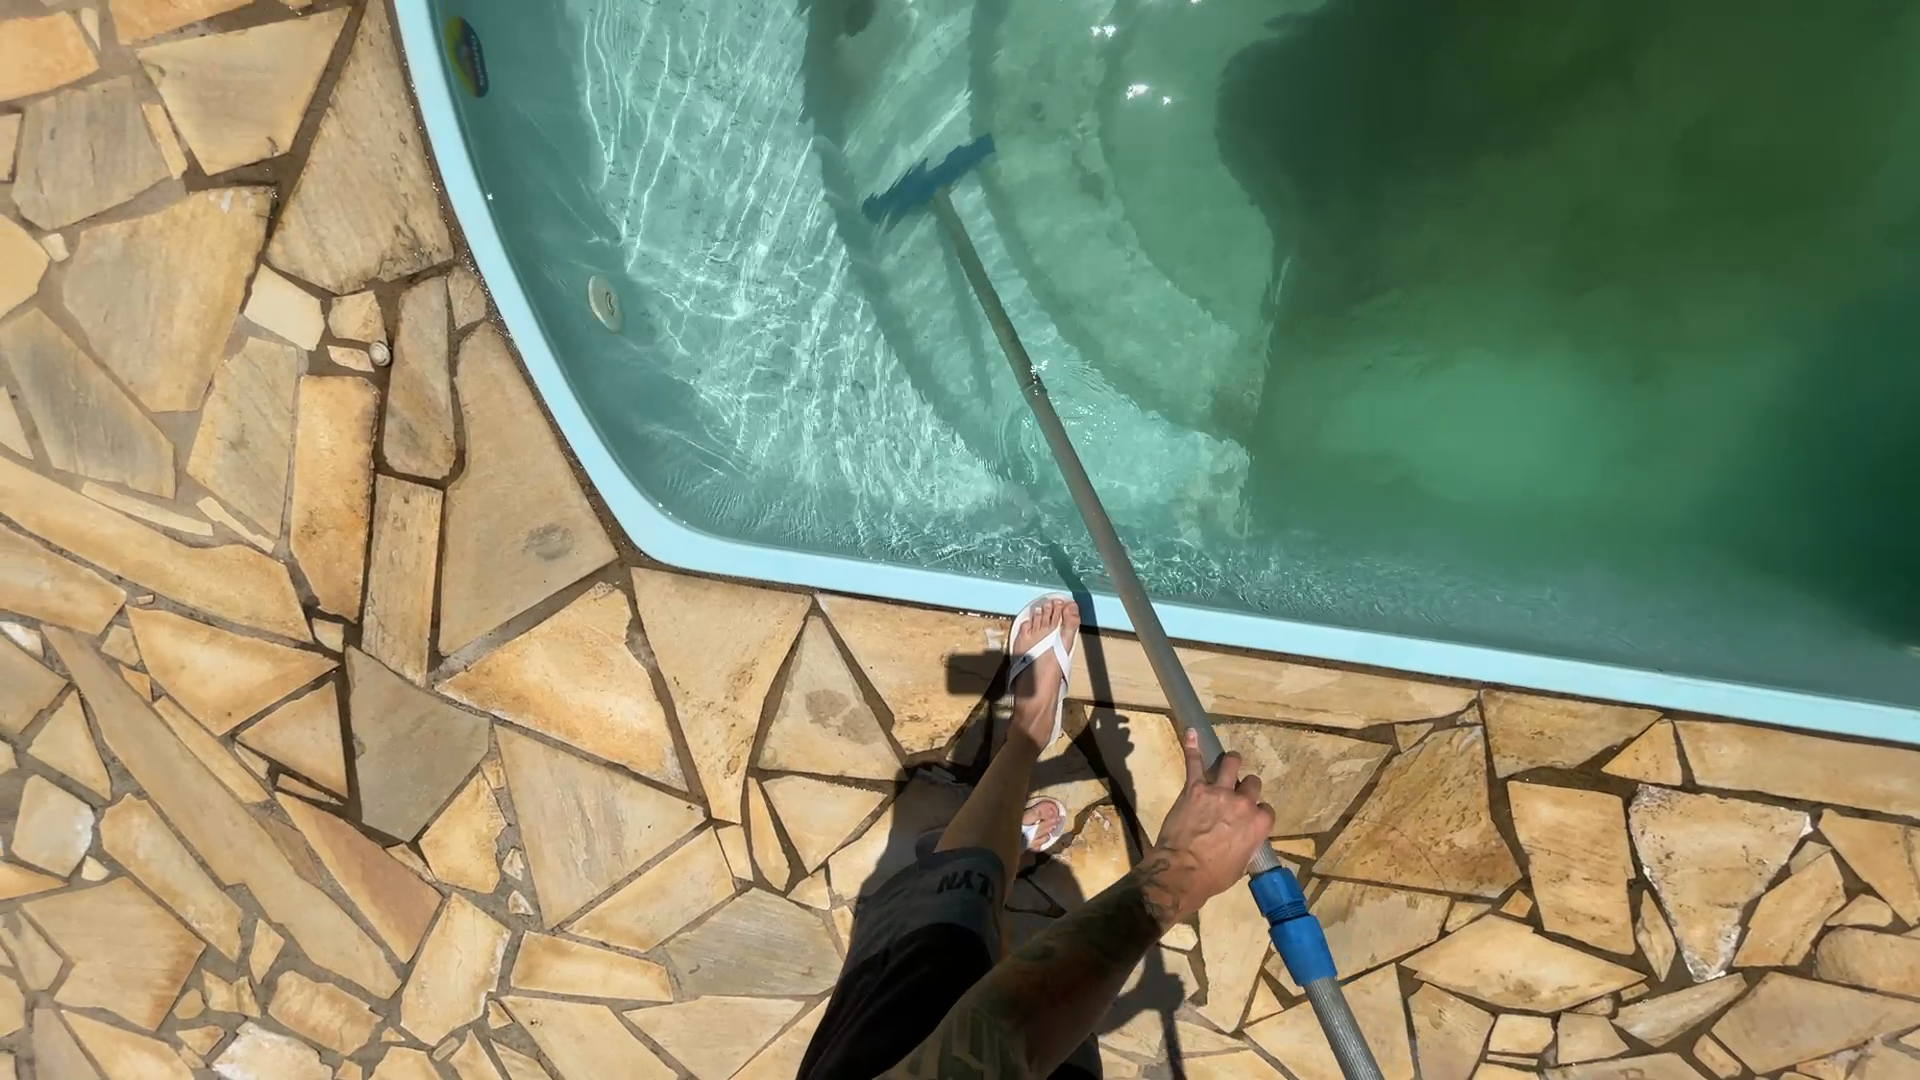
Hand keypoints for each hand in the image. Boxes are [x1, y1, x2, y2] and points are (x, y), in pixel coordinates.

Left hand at [1143, 729, 1274, 924]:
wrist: (1183, 870)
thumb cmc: (1214, 875)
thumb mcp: (1241, 864)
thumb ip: (1247, 842)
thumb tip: (1244, 838)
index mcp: (1258, 824)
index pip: (1266, 808)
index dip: (1257, 811)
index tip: (1250, 815)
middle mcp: (1242, 803)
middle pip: (1251, 783)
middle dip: (1247, 786)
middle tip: (1238, 790)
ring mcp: (1218, 791)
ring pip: (1230, 764)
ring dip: (1231, 761)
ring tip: (1230, 759)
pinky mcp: (1194, 787)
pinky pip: (1194, 761)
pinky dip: (1192, 745)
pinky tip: (1191, 732)